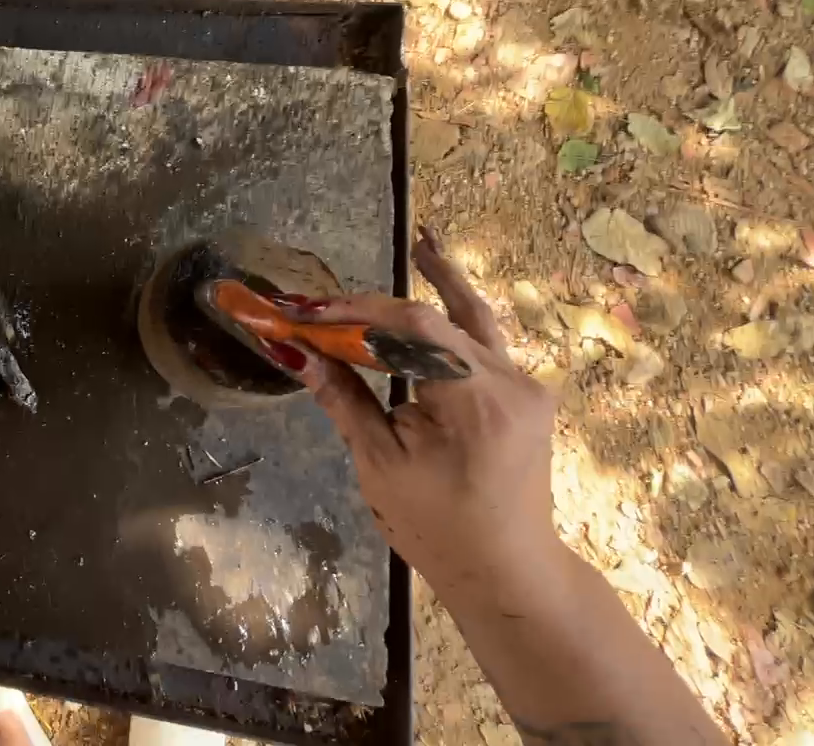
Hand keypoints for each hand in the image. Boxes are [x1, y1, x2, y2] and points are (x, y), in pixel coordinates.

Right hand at [285, 229, 562, 604]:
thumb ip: (341, 397)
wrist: (509, 571)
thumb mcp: (379, 461)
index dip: (352, 312)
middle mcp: (510, 382)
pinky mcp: (518, 394)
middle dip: (371, 306)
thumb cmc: (437, 524)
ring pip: (474, 318)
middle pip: (437, 317)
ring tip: (422, 242)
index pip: (410, 329)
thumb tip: (292, 352)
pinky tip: (438, 288)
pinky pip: (480, 341)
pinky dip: (453, 312)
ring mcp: (522, 386)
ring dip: (442, 281)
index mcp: (476, 399)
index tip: (301, 312)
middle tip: (320, 298)